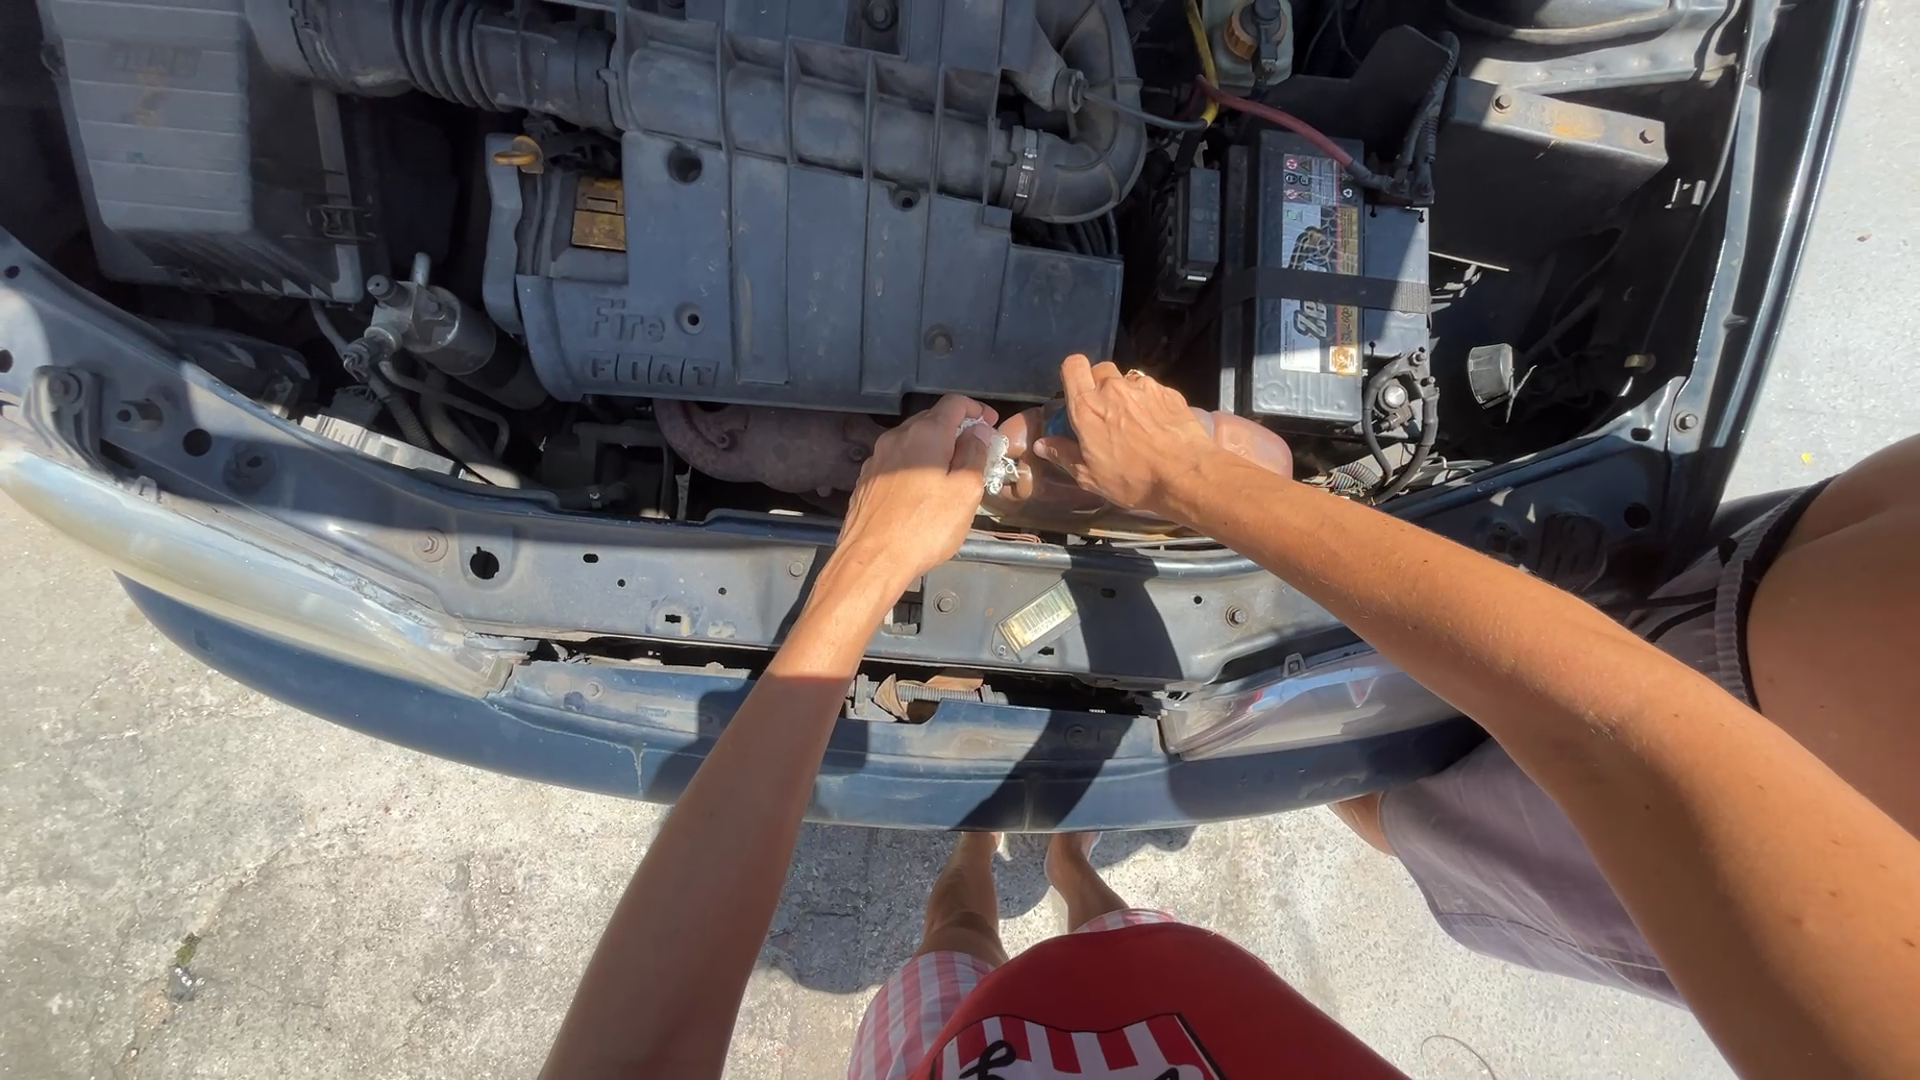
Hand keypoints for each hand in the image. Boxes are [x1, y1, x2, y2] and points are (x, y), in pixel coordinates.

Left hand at [833, 394, 997, 585]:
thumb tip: (978, 432)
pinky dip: (915, 464)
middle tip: (976, 451)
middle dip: (956, 429)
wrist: (872, 560)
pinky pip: (897, 461)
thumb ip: (975, 454)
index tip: (990, 424)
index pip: (954, 403)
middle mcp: (896, 438)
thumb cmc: (924, 528)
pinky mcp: (867, 481)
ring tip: (952, 473)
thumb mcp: (965, 491)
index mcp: (925, 434)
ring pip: (912, 441)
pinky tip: (923, 490)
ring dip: (935, 449)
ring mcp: (877, 459)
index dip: (977, 409)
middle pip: (931, 419)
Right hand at [1032, 354, 1219, 517]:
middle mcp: (1113, 388)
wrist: (1185, 475)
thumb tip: (1042, 444)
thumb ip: (1063, 454)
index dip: (1072, 374)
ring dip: (1124, 394)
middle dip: (1097, 385)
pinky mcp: (1168, 392)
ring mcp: (1143, 387)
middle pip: (1099, 370)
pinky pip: (1150, 390)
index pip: (1072, 365)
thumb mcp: (1089, 476)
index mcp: (1087, 407)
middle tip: (1102, 411)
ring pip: (1126, 379)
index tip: (1075, 392)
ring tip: (1132, 421)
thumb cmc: (1131, 479)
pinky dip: (1148, 402)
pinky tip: (1155, 425)